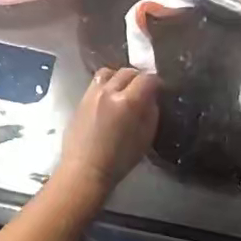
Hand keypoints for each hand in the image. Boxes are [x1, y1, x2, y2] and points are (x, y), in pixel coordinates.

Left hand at [57, 67, 160, 186]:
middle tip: (143, 89)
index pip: (147, 79)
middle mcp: (108, 91)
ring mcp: (92, 93)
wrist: (85, 168)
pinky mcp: (81, 99)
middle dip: (139, 78)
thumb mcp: (145, 137)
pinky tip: (109, 97)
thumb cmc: (120, 159)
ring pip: (108, 72)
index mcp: (128, 102)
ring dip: (119, 77)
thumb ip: (151, 112)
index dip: (156, 82)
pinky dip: (106, 84)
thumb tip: (151, 97)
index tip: (160, 90)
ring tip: (124, 89)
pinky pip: (96, 83)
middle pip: (127, 72)